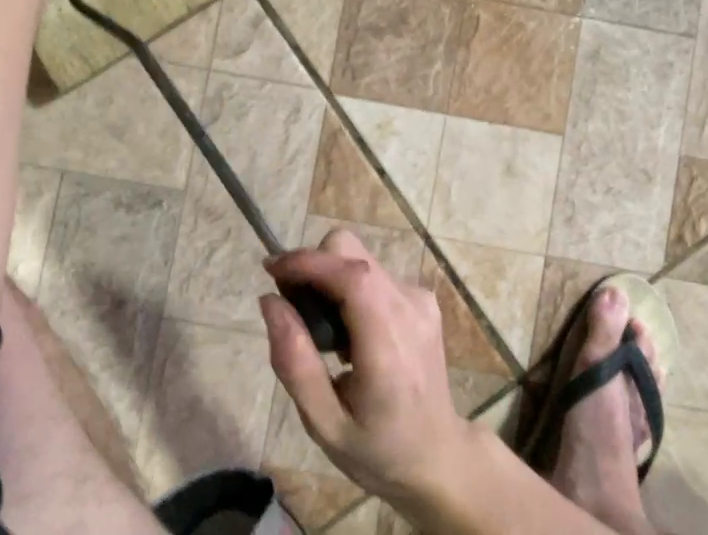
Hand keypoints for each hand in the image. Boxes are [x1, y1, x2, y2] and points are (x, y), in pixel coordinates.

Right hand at [260, 230, 482, 505]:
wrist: (438, 456)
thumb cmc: (378, 449)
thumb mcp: (324, 423)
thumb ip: (294, 362)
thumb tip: (269, 301)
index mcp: (389, 344)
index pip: (351, 275)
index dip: (307, 262)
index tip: (271, 271)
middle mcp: (410, 308)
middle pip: (351, 252)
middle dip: (313, 268)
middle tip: (295, 312)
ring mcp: (420, 300)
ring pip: (358, 259)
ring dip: (328, 281)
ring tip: (323, 335)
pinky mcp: (421, 299)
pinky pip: (371, 273)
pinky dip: (347, 289)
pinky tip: (347, 334)